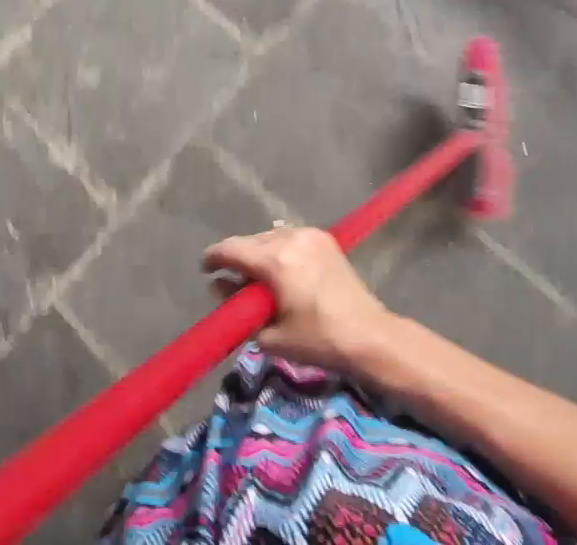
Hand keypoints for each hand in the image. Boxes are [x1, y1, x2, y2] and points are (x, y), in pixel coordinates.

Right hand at [202, 227, 393, 371]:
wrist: (371, 337)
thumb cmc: (320, 340)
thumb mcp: (271, 335)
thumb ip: (239, 310)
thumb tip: (223, 291)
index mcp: (275, 261)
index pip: (231, 249)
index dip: (213, 258)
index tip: (205, 270)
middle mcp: (290, 239)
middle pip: (249, 241)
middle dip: (237, 259)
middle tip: (232, 284)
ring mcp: (310, 236)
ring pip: (269, 237)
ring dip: (258, 253)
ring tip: (258, 278)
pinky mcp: (325, 240)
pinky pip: (289, 238)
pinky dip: (278, 250)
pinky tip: (280, 272)